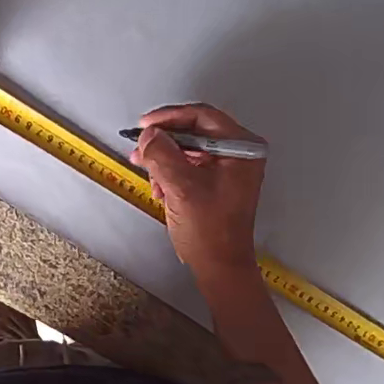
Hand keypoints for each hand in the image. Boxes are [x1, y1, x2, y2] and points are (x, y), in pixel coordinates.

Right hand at [129, 103, 266, 277]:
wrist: (219, 266)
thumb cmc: (211, 233)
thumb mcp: (181, 188)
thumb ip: (162, 155)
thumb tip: (149, 135)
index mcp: (241, 148)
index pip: (201, 117)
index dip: (169, 118)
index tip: (145, 125)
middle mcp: (240, 154)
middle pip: (195, 133)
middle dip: (165, 142)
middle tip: (141, 148)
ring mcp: (230, 170)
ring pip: (190, 151)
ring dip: (165, 160)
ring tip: (148, 172)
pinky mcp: (219, 185)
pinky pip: (192, 167)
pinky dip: (173, 173)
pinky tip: (160, 186)